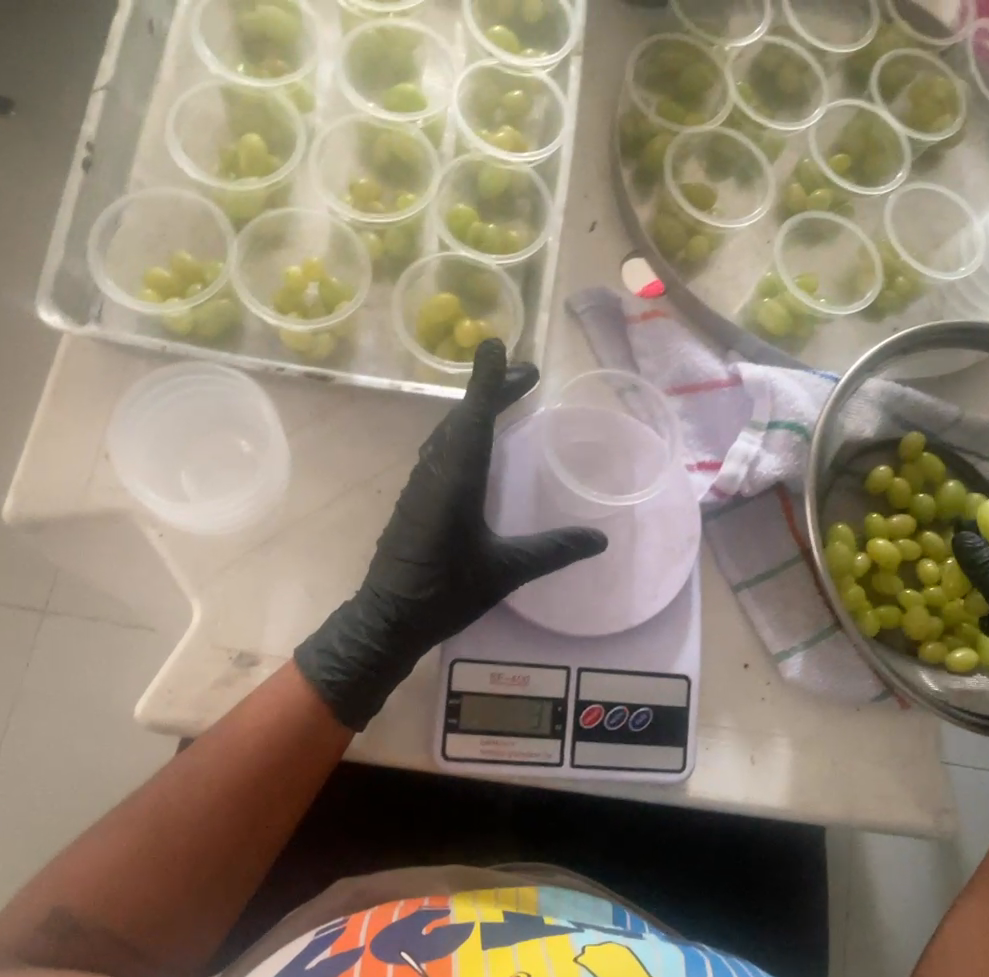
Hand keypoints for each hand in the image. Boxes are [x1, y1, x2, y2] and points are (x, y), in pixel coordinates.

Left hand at [295, 341, 608, 729]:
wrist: (387, 620)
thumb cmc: (446, 593)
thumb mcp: (506, 572)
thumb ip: (553, 551)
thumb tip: (601, 539)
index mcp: (456, 481)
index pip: (473, 417)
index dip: (488, 381)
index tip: (496, 345)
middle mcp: (435, 474)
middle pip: (462, 418)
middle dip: (493, 391)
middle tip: (528, 375)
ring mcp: (420, 486)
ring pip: (448, 434)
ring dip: (476, 411)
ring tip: (506, 400)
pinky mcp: (415, 501)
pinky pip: (441, 453)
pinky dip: (463, 435)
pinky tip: (476, 445)